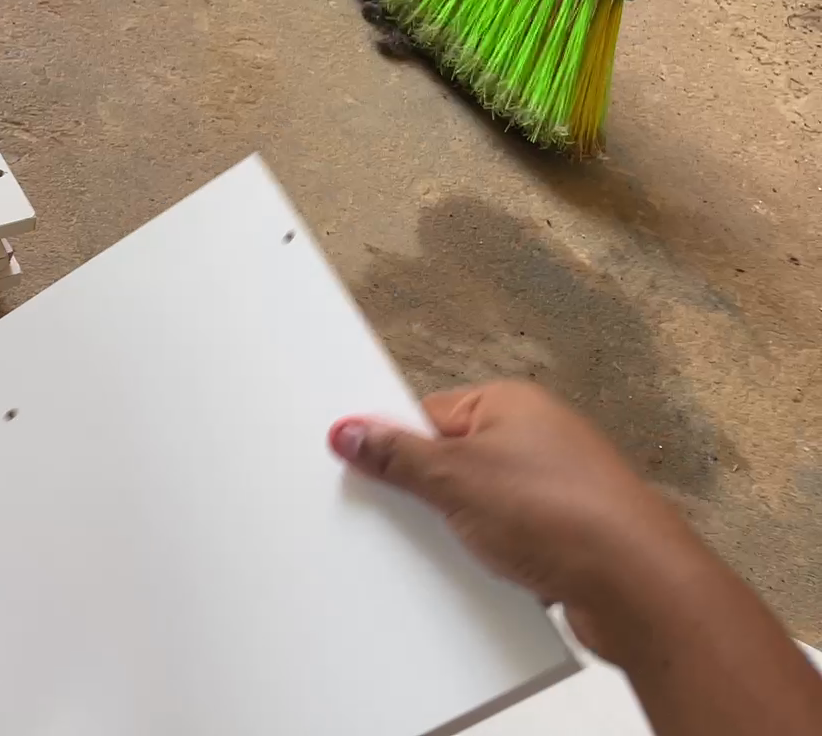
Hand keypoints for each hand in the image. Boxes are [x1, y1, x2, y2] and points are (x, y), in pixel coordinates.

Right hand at [327, 380, 711, 661]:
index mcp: (511, 402)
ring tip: (453, 537)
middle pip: (448, 453)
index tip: (369, 462)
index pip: (424, 411)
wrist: (650, 597)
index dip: (394, 440)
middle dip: (426, 483)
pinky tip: (481, 559)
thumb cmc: (564, 517)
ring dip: (457, 518)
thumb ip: (392, 452)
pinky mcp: (571, 528)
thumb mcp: (451, 476)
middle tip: (410, 506)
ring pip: (475, 494)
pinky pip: (506, 526)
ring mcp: (559, 482)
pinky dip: (489, 543)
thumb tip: (348, 431)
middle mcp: (539, 434)